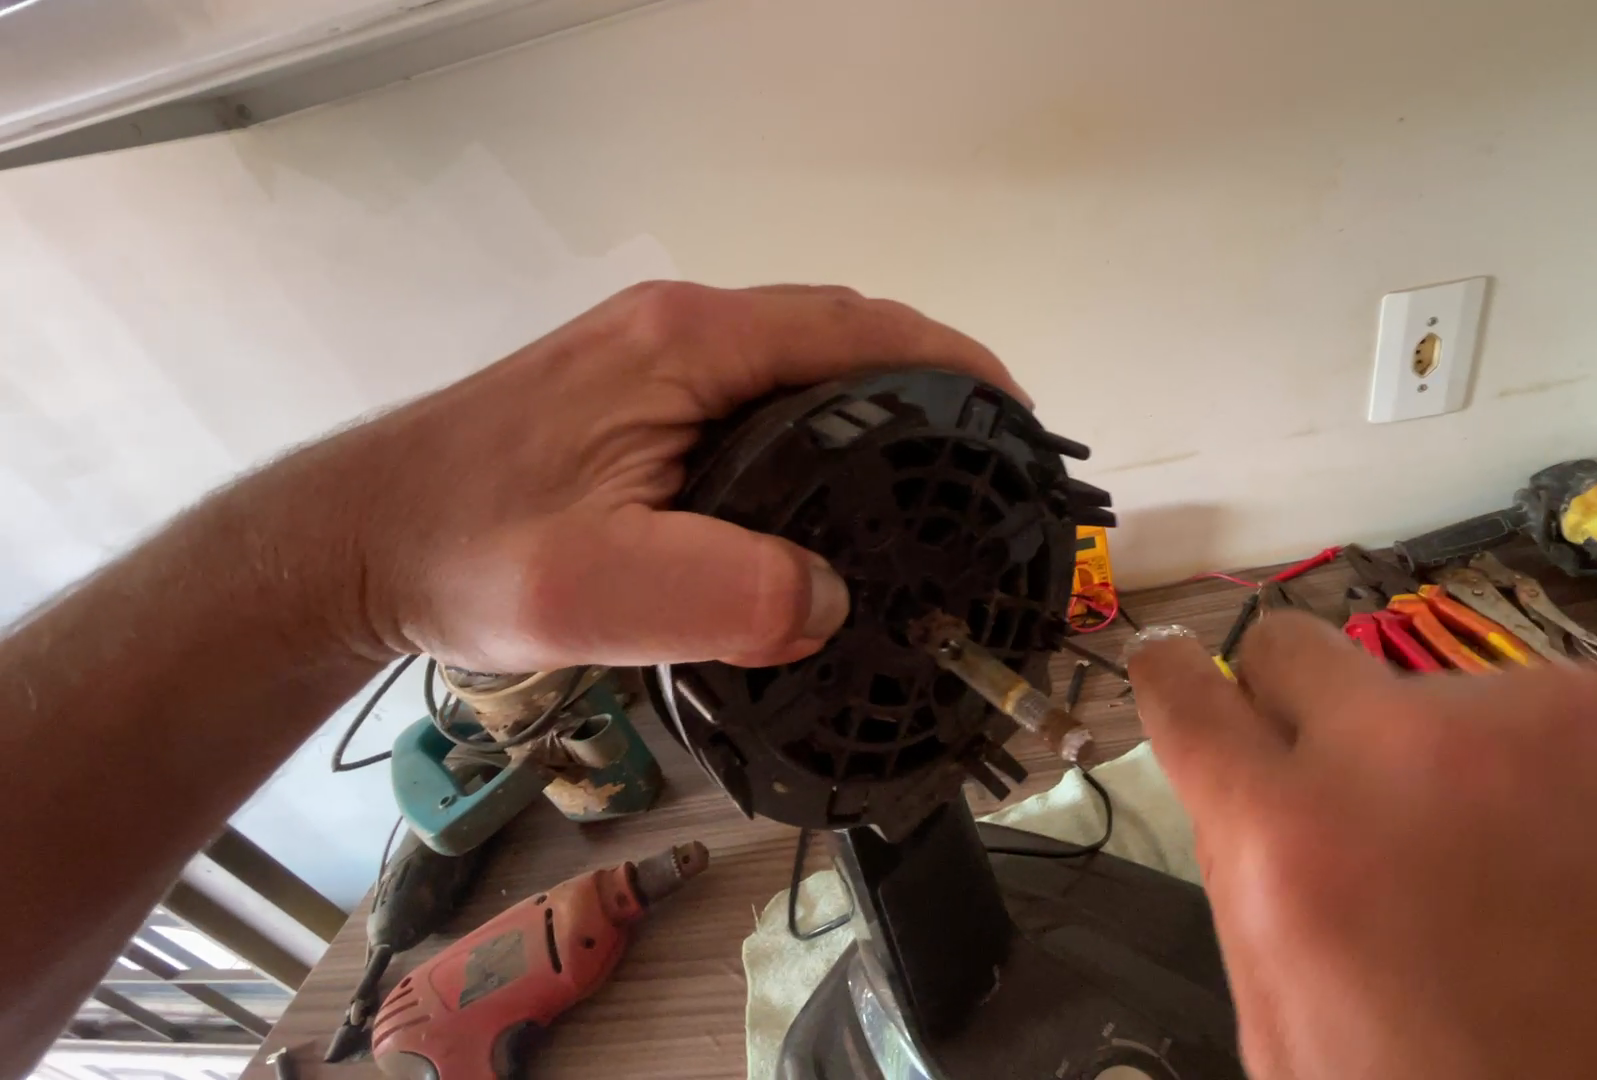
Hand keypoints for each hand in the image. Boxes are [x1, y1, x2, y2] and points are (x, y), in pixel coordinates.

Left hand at [295, 282, 1023, 671]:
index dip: (950, 364)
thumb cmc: (468, 555)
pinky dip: (831, 418)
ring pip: (810, 357)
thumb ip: (724, 595)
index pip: (855, 329)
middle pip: (843, 332)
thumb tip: (831, 601)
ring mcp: (664, 354)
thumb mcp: (593, 593)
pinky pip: (771, 386)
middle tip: (985, 453)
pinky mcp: (648, 389)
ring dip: (883, 397)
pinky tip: (843, 475)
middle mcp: (685, 329)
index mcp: (691, 348)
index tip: (1011, 416)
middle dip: (932, 379)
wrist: (358, 539)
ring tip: (935, 465)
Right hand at [1129, 615, 1596, 1078]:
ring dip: (1452, 759)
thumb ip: (1245, 890)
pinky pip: (1557, 702)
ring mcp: (1546, 711)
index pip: (1188, 699)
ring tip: (1538, 866)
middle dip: (1298, 702)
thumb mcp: (1304, 1040)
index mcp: (1298, 846)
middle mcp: (1404, 751)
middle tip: (1350, 776)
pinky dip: (1565, 763)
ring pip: (1434, 693)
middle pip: (1292, 646)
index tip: (1168, 659)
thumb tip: (1235, 785)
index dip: (1169, 676)